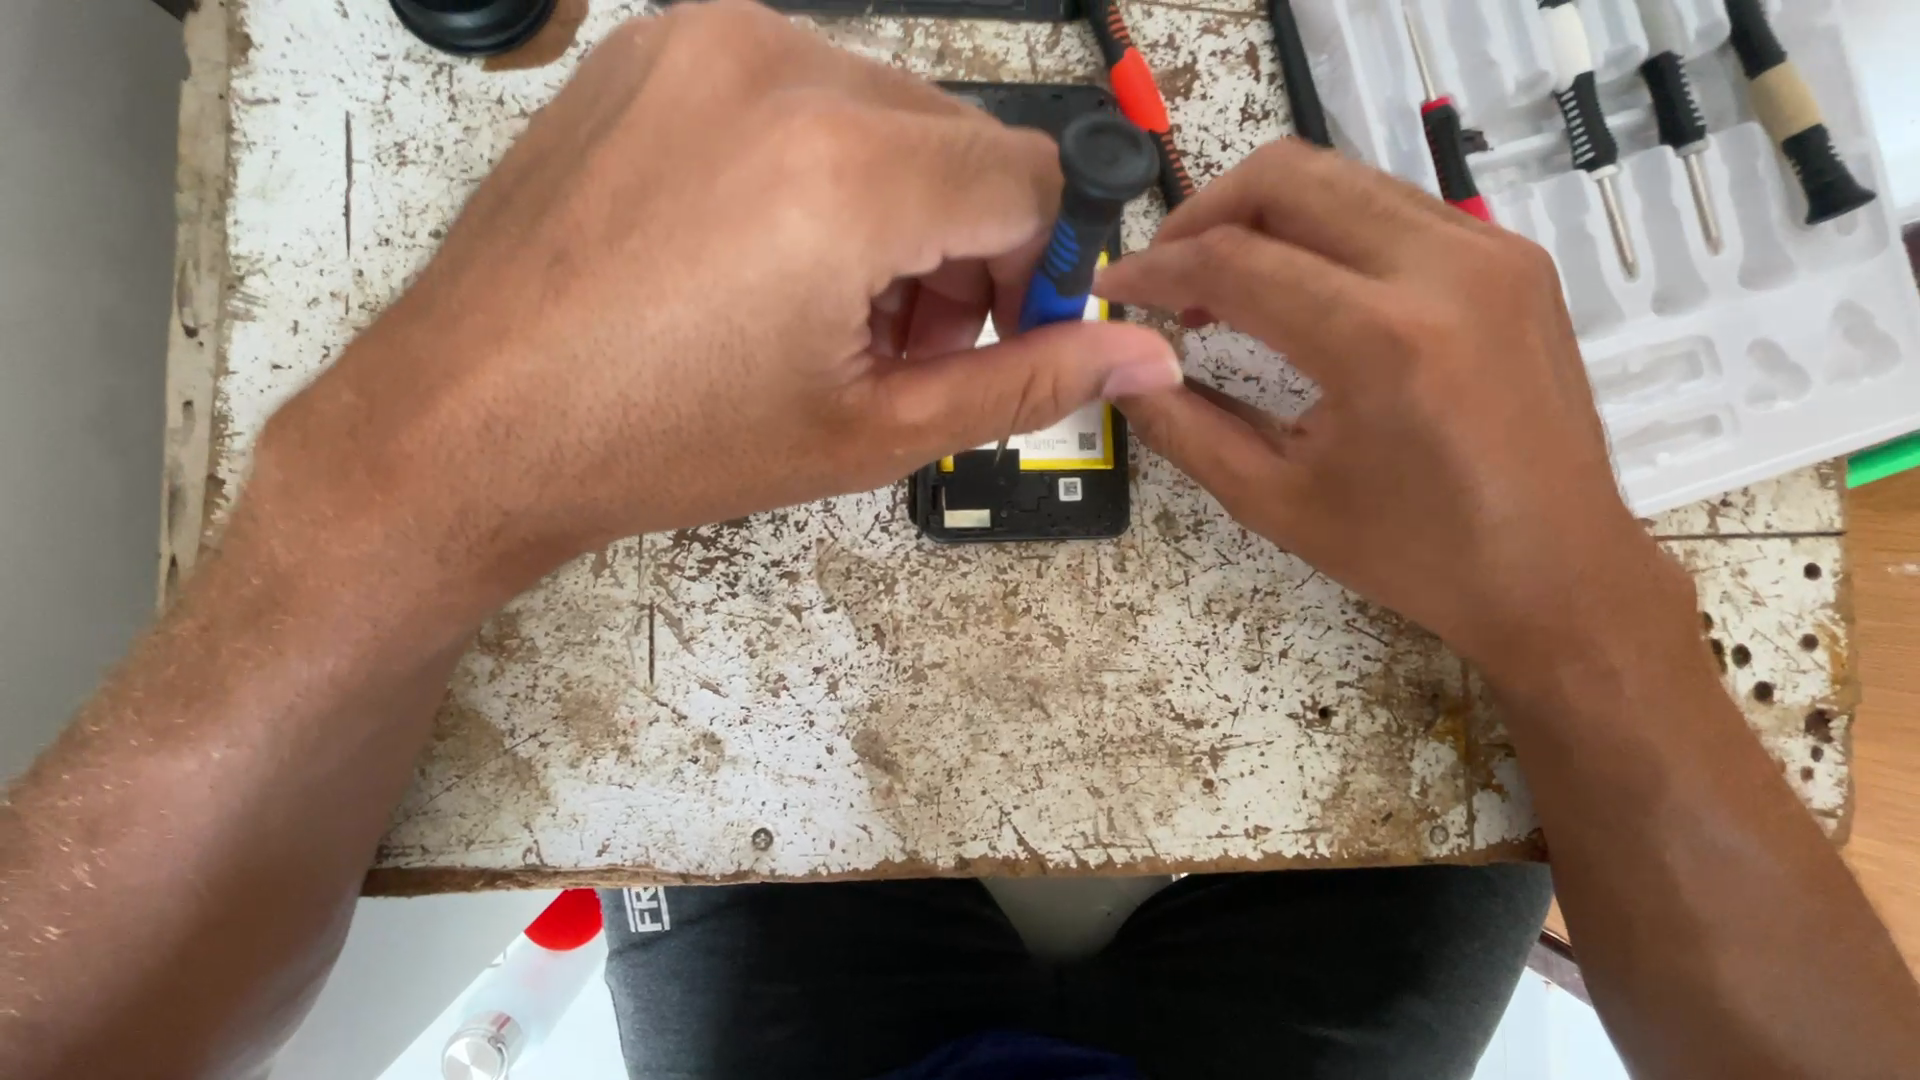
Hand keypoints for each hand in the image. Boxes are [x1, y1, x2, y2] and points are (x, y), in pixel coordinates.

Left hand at [249, 0, 1179, 612]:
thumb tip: (1148, 357)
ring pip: (885, 109)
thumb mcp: (873, 434)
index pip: (1029, 180)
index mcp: (848, 170)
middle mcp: (782, 66)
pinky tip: (764, 253)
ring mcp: (705, 39)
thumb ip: (1024, 384)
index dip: (1031, 270)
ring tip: (828, 306)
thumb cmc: (672, 445)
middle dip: (961, 243)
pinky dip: (820, 164)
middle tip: (899, 339)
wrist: (473, 424)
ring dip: (895, 205)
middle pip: (960, 139)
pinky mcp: (652, 47)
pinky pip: (797, 88)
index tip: (984, 338)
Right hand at [1097, 140, 1689, 676]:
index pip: (1235, 262)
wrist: (1558, 571)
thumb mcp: (1274, 501)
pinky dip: (1320, 228)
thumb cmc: (1411, 552)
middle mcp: (1444, 268)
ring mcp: (1489, 250)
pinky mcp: (1509, 256)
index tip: (1111, 286)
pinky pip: (1388, 204)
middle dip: (1201, 214)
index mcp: (1382, 342)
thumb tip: (1121, 373)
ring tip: (1219, 285)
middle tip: (1162, 272)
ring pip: (1340, 177)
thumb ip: (1184, 429)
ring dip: (1260, 216)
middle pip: (1288, 177)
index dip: (1155, 269)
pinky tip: (1295, 288)